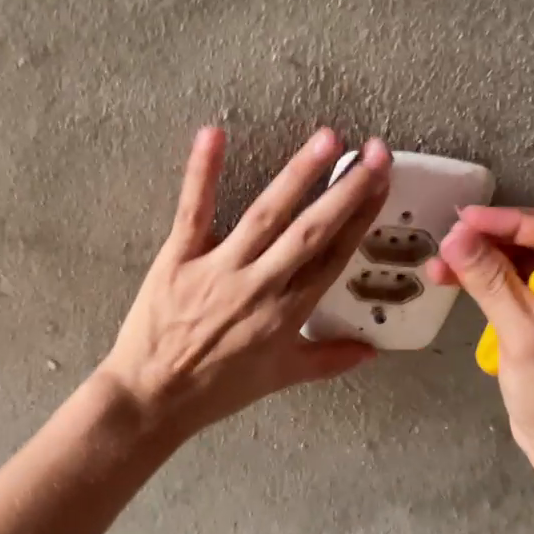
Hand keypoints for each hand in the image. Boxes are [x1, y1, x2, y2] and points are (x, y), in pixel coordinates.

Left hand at [99, 127, 390, 439]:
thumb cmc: (216, 389)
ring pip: (266, 215)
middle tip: (374, 152)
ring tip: (327, 140)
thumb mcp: (280, 378)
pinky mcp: (178, 258)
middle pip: (311, 231)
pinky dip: (203, 173)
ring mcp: (219, 269)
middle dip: (346, 190)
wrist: (152, 398)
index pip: (334, 256)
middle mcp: (260, 286)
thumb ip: (328, 359)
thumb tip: (371, 351)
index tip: (380, 183)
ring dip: (299, 176)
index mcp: (288, 313)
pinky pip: (194, 211)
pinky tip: (214, 134)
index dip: (361, 217)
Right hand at [427, 206, 533, 463]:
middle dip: (492, 243)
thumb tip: (455, 235)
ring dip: (484, 263)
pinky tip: (455, 280)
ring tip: (441, 264)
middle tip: (449, 240)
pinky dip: (490, 285)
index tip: (464, 220)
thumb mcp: (524, 334)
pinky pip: (520, 288)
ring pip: (525, 265)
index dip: (509, 224)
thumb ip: (491, 281)